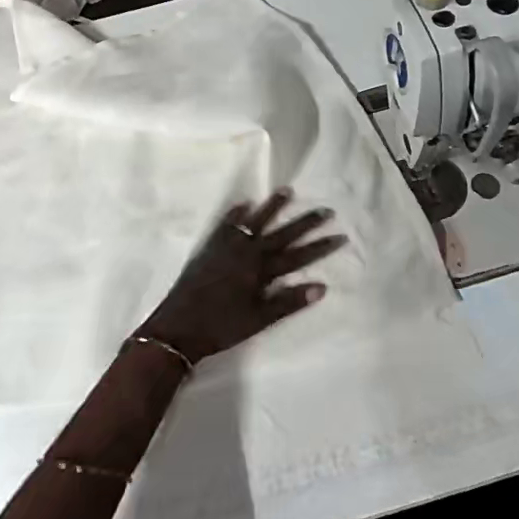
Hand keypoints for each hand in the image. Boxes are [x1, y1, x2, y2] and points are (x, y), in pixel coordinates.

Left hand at [136, 191, 347, 362]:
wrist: (177, 328)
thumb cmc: (221, 327)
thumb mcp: (259, 319)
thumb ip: (289, 302)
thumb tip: (321, 287)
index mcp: (262, 271)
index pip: (299, 256)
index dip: (321, 247)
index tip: (341, 236)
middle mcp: (248, 253)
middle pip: (283, 234)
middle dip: (306, 222)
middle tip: (326, 210)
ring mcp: (228, 247)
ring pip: (256, 222)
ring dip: (272, 206)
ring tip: (287, 190)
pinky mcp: (210, 249)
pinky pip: (226, 225)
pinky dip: (236, 214)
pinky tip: (244, 204)